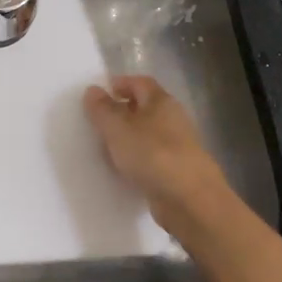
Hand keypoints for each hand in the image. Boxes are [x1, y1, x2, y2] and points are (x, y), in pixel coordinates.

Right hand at [83, 75, 230, 222]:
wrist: (188, 198)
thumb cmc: (151, 154)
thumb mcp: (117, 128)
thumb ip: (102, 109)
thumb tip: (93, 90)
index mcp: (161, 102)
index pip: (140, 82)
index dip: (120, 83)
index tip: (99, 92)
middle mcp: (173, 119)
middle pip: (146, 107)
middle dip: (122, 111)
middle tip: (97, 120)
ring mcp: (178, 145)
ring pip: (148, 133)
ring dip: (128, 136)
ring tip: (104, 146)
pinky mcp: (177, 169)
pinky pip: (151, 156)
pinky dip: (136, 158)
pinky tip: (122, 169)